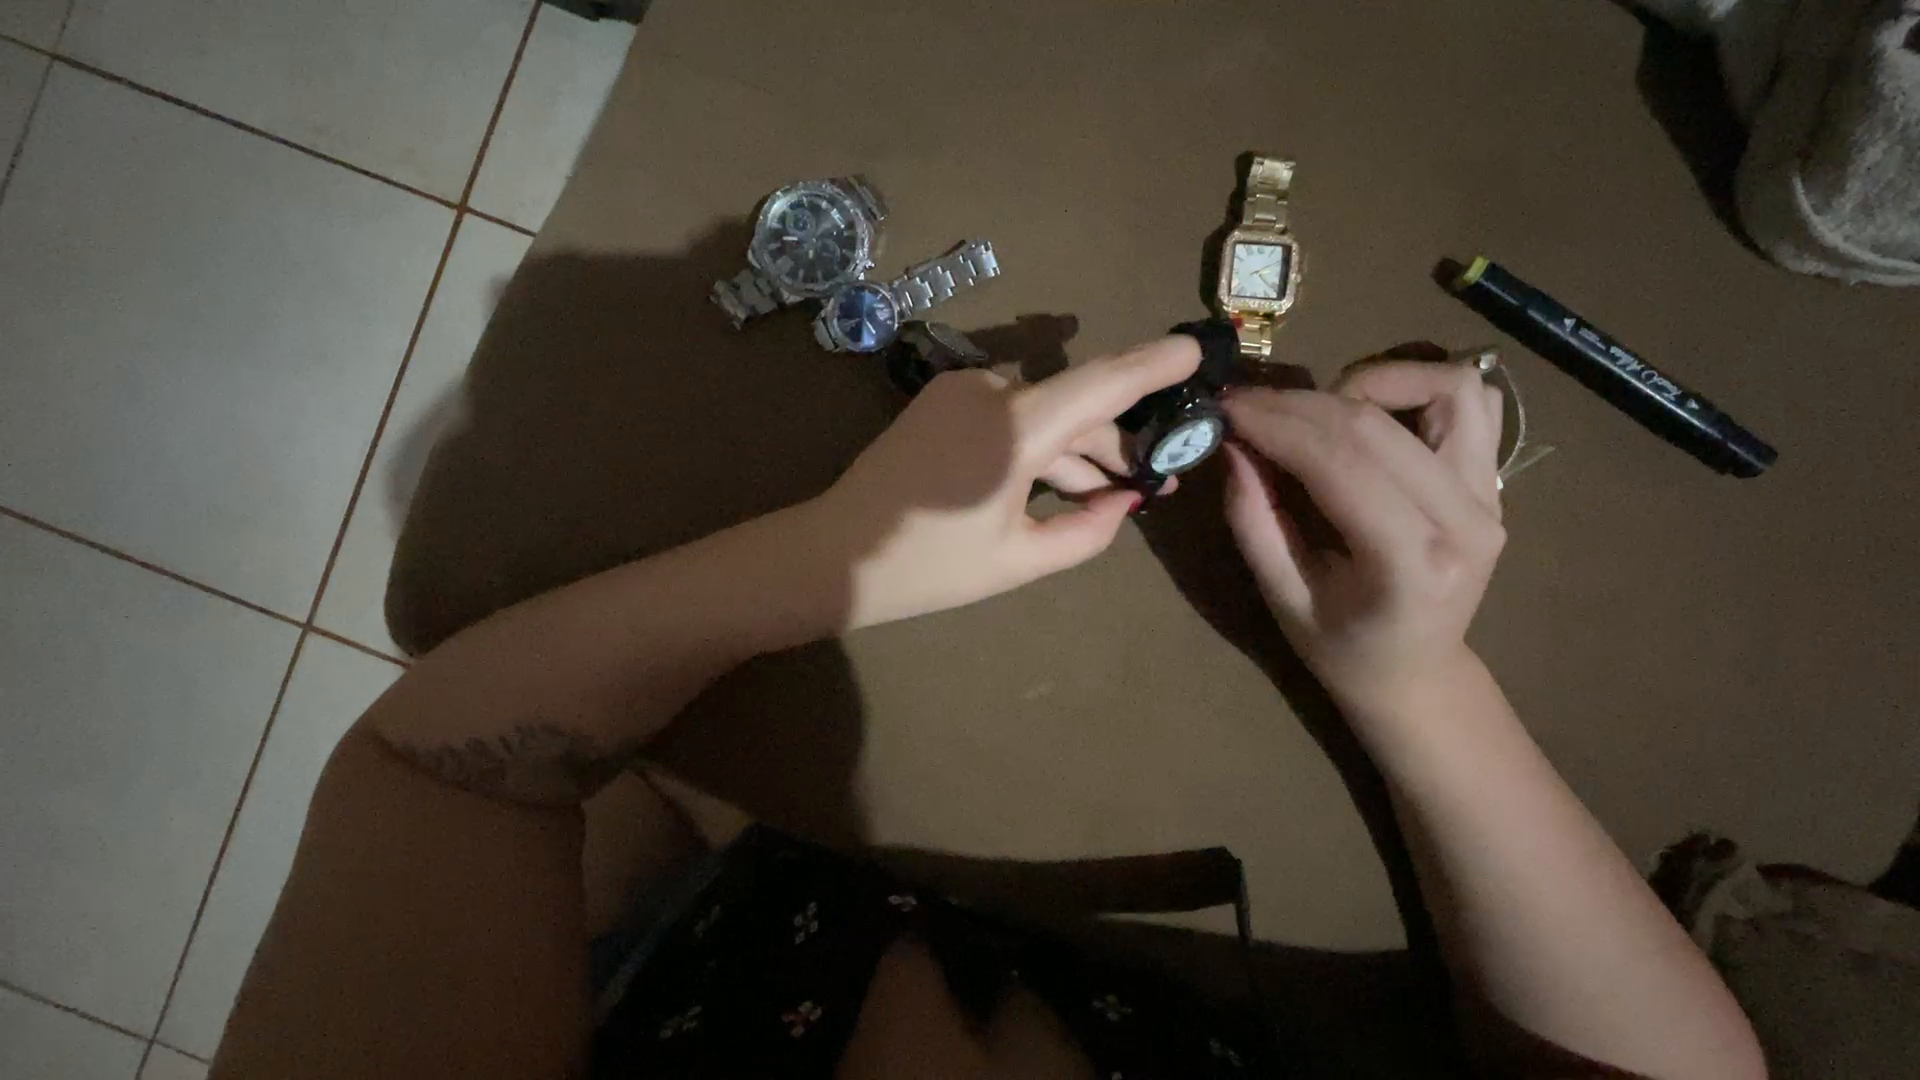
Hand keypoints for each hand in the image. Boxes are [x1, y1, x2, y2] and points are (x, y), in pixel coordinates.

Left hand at [814, 336, 1199, 628]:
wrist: (836, 554)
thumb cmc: (930, 566)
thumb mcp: (1019, 560)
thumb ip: (1086, 530)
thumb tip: (1126, 501)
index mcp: (1015, 429)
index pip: (1102, 382)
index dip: (1155, 364)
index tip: (1197, 349)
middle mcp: (991, 392)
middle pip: (1075, 404)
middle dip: (1116, 440)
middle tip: (1155, 477)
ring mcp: (961, 392)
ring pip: (1043, 412)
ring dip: (1076, 449)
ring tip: (1111, 492)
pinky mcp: (943, 402)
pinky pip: (1010, 415)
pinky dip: (1038, 444)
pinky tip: (1058, 483)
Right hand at [1221, 360, 1505, 719]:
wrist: (1416, 671)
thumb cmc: (1341, 646)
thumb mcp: (1281, 596)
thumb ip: (1254, 520)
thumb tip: (1232, 444)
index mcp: (1411, 564)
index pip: (1340, 463)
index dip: (1276, 425)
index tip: (1226, 409)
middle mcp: (1465, 520)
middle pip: (1375, 424)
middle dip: (1296, 404)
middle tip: (1245, 406)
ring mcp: (1490, 493)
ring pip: (1440, 389)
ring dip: (1365, 383)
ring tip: (1315, 412)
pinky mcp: (1494, 477)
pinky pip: (1470, 399)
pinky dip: (1417, 385)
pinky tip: (1369, 408)